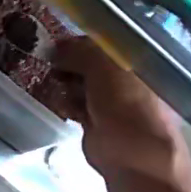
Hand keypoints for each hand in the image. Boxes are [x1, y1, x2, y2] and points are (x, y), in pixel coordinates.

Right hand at [55, 37, 190, 191]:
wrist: (133, 154)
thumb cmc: (128, 104)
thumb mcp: (105, 66)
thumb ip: (80, 51)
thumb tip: (54, 47)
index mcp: (141, 56)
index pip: (106, 37)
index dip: (82, 37)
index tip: (57, 39)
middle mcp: (128, 73)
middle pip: (91, 59)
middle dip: (69, 60)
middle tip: (49, 60)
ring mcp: (113, 97)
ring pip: (81, 81)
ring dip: (64, 80)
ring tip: (50, 80)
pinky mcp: (96, 118)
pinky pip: (75, 102)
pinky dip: (65, 100)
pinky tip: (56, 99)